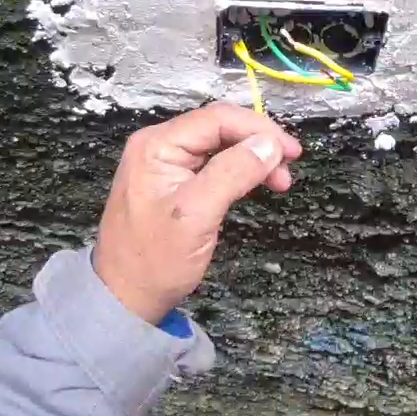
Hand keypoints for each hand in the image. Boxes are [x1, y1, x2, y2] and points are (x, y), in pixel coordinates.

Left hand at [93, 104, 301, 324]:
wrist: (124, 298)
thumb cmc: (156, 260)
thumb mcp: (197, 214)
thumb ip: (233, 173)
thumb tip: (270, 144)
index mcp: (157, 144)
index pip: (217, 118)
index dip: (259, 129)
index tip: (292, 152)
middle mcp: (159, 144)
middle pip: (220, 127)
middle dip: (258, 142)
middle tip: (289, 167)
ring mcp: (165, 162)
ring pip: (220, 144)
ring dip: (252, 156)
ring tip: (279, 181)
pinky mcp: (173, 181)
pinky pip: (212, 162)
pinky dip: (239, 169)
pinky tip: (257, 182)